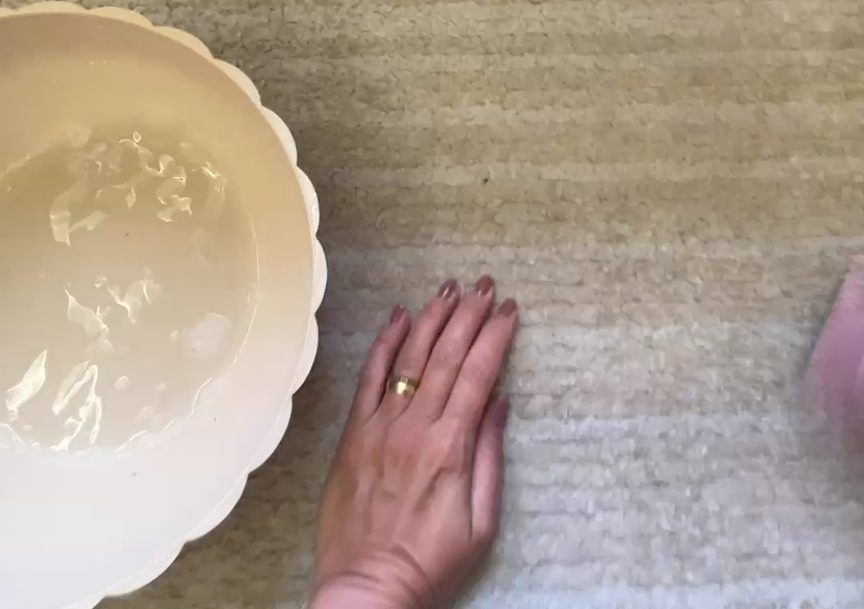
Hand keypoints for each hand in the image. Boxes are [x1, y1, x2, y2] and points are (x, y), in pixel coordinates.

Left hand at [311, 278, 519, 608]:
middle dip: (470, 314)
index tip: (509, 311)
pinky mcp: (354, 432)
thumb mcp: (481, 522)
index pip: (479, 373)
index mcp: (452, 446)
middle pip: (448, 355)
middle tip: (485, 285)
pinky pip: (369, 377)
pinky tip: (399, 315)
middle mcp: (416, 425)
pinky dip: (384, 343)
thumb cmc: (431, 562)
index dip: (495, 337)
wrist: (367, 591)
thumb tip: (501, 402)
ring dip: (433, 317)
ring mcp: (381, 425)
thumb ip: (491, 456)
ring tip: (450, 288)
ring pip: (411, 357)